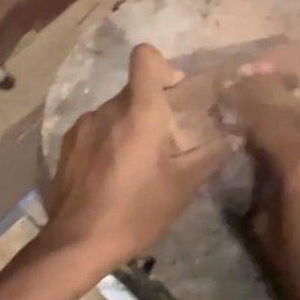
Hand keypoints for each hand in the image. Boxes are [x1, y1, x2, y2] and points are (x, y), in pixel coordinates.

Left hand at [44, 44, 232, 269]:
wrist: (77, 242)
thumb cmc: (136, 212)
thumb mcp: (181, 187)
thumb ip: (208, 156)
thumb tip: (232, 137)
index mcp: (138, 112)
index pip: (146, 57)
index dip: (163, 67)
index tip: (175, 96)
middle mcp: (108, 109)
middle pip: (135, 90)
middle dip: (153, 108)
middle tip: (167, 142)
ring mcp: (83, 125)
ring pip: (115, 112)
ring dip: (129, 127)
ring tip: (138, 165)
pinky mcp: (67, 145)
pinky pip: (96, 129)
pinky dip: (108, 141)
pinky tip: (112, 175)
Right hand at [225, 73, 299, 299]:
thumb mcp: (267, 232)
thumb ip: (259, 188)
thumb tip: (255, 163)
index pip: (266, 118)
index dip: (243, 100)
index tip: (224, 85)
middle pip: (292, 111)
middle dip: (266, 92)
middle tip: (243, 75)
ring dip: (288, 107)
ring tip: (266, 91)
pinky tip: (294, 124)